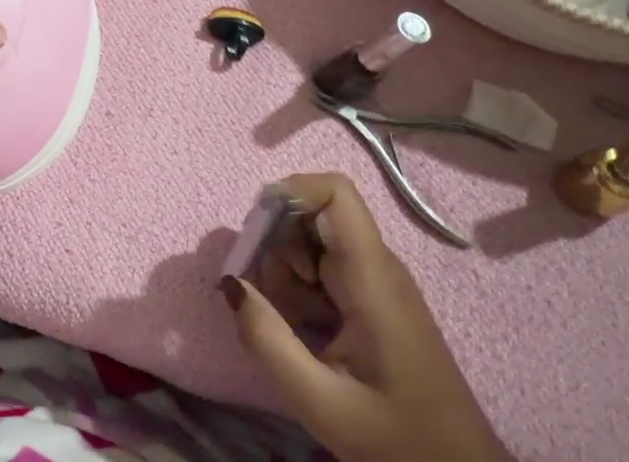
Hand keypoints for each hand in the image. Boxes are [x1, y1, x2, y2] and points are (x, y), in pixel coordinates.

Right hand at [220, 173, 510, 461]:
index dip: (290, 192)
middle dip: (273, 244)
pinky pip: (320, 271)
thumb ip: (267, 340)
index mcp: (372, 280)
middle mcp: (377, 269)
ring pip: (310, 244)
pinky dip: (296, 290)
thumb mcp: (320, 403)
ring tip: (284, 322)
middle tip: (263, 295)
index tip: (255, 230)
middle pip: (311, 217)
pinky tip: (299, 332)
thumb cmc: (397, 441)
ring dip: (281, 271)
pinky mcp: (371, 302)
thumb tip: (231, 282)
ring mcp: (375, 285)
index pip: (335, 193)